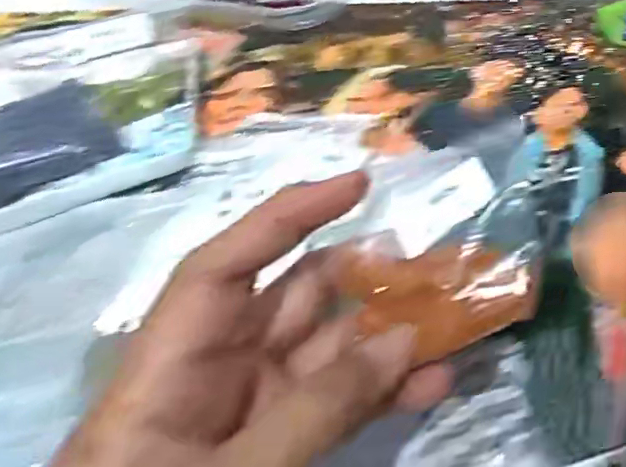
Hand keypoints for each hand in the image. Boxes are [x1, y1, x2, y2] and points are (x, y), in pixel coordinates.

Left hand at [53, 174, 452, 466]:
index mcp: (167, 376)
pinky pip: (349, 399)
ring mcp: (255, 415)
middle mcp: (214, 379)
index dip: (286, 217)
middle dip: (372, 273)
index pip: (220, 270)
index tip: (361, 184)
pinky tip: (437, 384)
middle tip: (440, 262)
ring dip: (399, 332)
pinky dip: (393, 387)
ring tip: (458, 321)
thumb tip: (408, 336)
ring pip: (338, 346)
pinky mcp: (287, 447)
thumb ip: (318, 410)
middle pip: (299, 299)